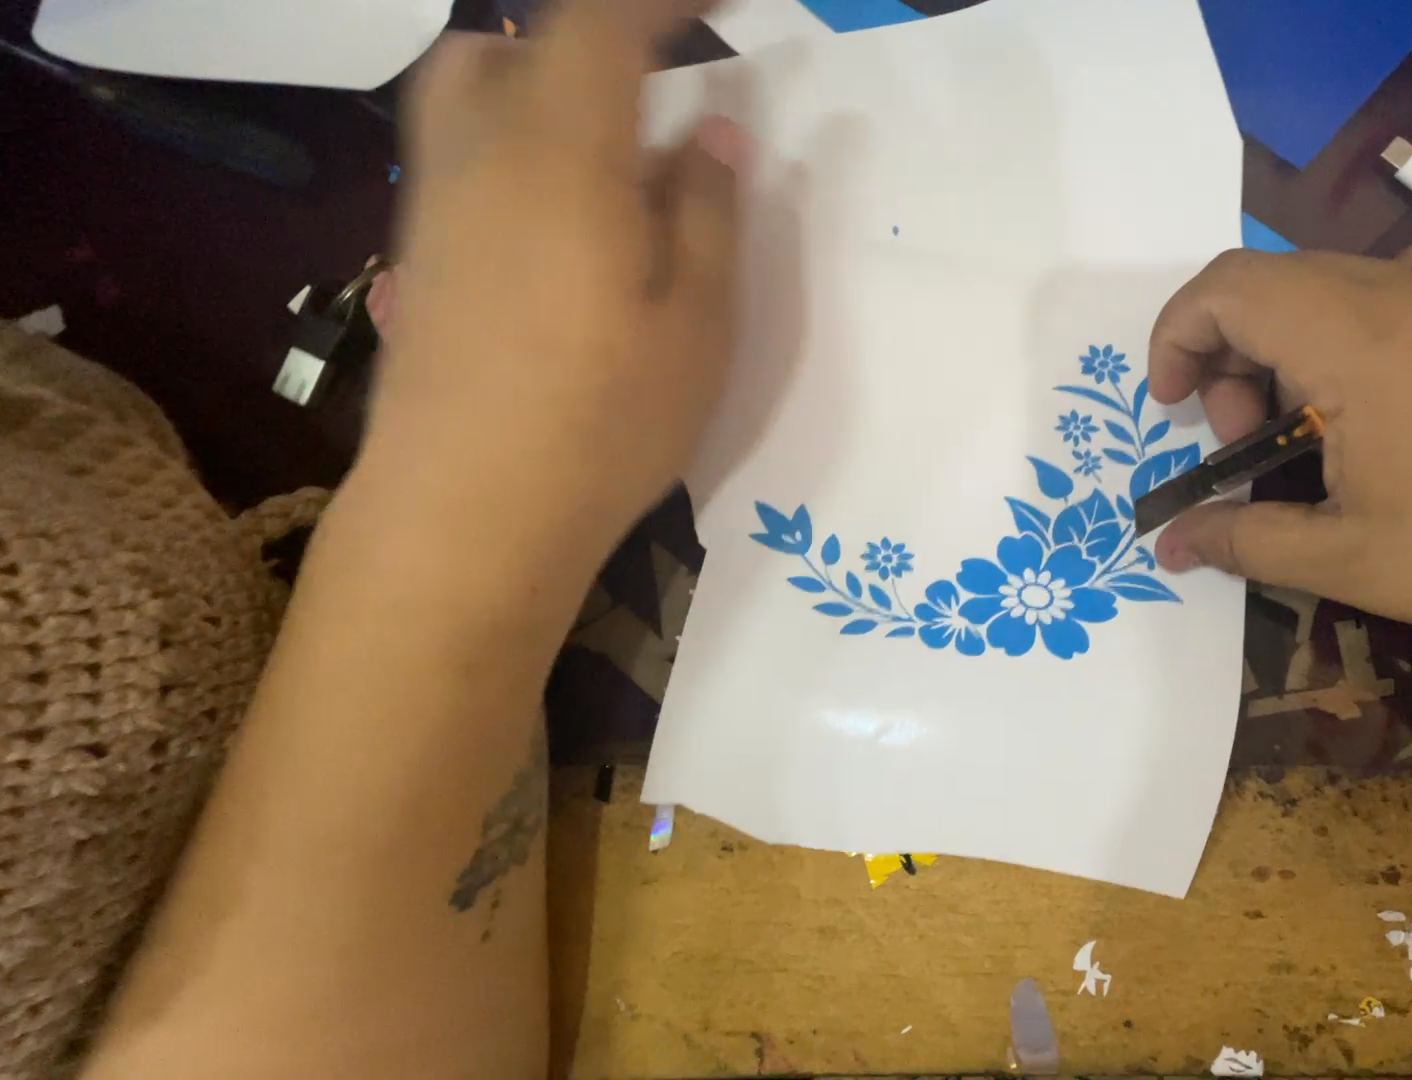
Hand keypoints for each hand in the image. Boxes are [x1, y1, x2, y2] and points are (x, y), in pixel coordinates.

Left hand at [343, 0, 746, 574]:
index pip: (602, 25)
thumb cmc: (608, 420)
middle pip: (510, 46)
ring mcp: (435, 208)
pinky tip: (565, 230)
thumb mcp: (698, 325)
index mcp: (564, 157)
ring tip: (613, 162)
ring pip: (472, 96)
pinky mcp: (418, 258)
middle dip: (585, 47)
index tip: (723, 6)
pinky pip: (462, 158)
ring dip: (543, 94)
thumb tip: (714, 136)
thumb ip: (711, 218)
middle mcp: (480, 156)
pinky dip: (517, 150)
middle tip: (652, 97)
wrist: (473, 512)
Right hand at [1147, 227, 1411, 652]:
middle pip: (1274, 284)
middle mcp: (1409, 289)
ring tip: (1312, 423)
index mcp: (1355, 336)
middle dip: (1229, 358)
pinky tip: (1385, 372)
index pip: (1227, 287)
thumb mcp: (1343, 558)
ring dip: (1290, 344)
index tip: (1171, 408)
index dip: (1176, 336)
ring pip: (1335, 283)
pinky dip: (1363, 314)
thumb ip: (1239, 539)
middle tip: (1247, 440)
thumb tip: (1167, 545)